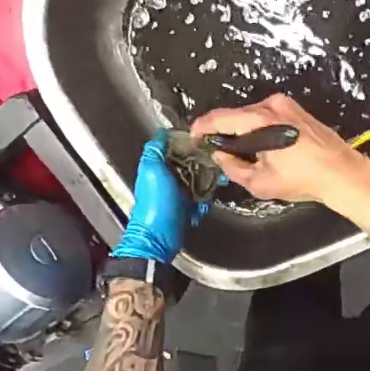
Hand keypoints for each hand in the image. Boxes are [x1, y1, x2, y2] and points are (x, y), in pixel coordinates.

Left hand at [111, 131, 211, 262]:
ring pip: (199, 179)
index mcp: (158, 165)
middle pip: (191, 162)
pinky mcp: (186, 207)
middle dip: (205, 163)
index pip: (176, 146)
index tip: (205, 139)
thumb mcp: (152, 170)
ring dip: (208, 183)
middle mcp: (168, 177)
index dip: (190, 141)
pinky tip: (204, 203)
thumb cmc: (155, 204)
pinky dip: (204, 201)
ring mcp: (178, 193)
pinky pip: (201, 198)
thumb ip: (155, 150)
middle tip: (218, 163)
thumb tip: (162, 132)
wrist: (159, 238)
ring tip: (217, 182)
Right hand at [191, 94, 369, 208]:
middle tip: (219, 152)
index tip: (194, 137)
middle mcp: (273, 106)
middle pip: (236, 116)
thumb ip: (233, 168)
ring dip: (244, 132)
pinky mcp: (297, 110)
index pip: (219, 118)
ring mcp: (287, 106)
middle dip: (224, 133)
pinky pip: (268, 116)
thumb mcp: (260, 183)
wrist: (341, 173)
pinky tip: (266, 150)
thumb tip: (221, 157)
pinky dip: (260, 130)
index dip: (201, 128)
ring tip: (247, 155)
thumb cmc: (305, 178)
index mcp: (261, 120)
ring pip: (252, 116)